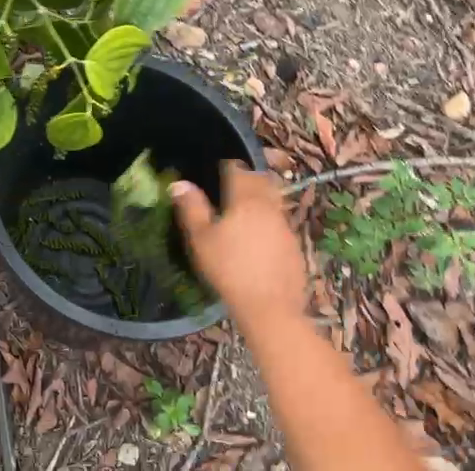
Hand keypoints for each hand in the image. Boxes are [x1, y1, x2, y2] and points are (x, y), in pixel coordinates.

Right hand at [170, 162, 308, 330]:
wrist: (270, 309)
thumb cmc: (229, 269)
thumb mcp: (201, 238)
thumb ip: (191, 207)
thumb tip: (179, 183)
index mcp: (245, 200)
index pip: (238, 170)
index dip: (227, 166)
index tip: (217, 170)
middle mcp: (269, 207)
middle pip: (261, 182)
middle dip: (248, 178)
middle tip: (231, 186)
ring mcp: (286, 228)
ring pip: (273, 203)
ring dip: (260, 201)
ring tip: (243, 213)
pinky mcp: (295, 249)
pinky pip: (280, 226)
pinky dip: (269, 224)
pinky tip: (258, 242)